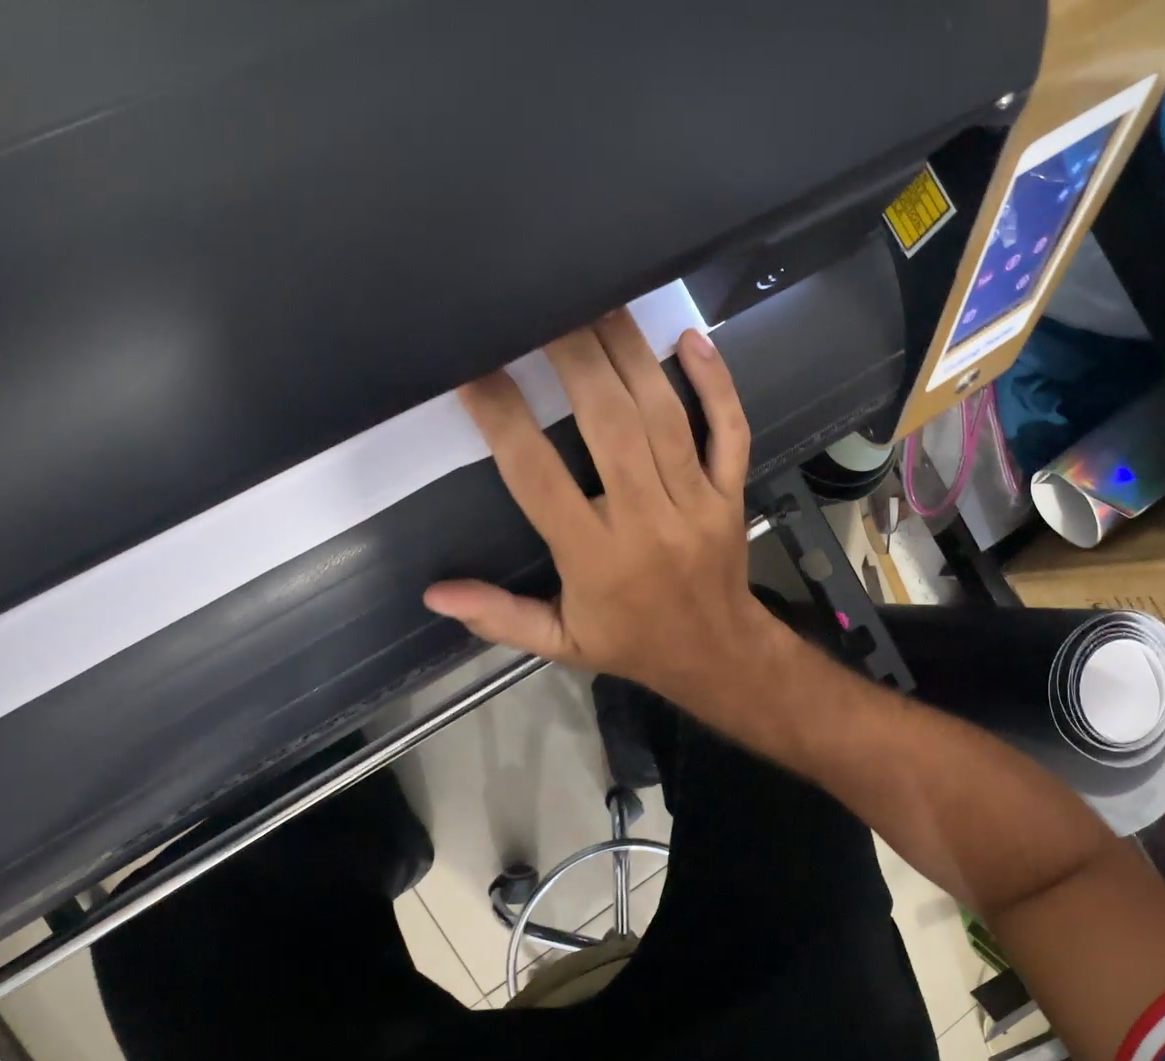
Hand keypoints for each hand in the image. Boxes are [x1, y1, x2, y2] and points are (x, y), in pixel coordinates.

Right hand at [424, 314, 784, 703]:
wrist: (717, 655)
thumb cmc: (631, 642)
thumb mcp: (561, 642)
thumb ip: (499, 616)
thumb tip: (434, 594)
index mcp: (594, 556)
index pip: (538, 475)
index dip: (503, 418)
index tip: (476, 370)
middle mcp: (646, 520)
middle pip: (610, 425)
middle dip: (575, 360)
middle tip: (547, 308)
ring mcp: (696, 501)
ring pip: (666, 417)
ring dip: (633, 355)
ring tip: (602, 302)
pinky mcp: (730, 492)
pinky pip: (730, 432)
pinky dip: (717, 384)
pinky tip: (691, 339)